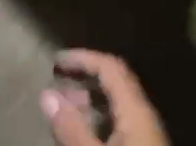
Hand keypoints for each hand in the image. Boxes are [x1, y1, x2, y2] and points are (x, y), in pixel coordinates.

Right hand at [42, 50, 169, 145]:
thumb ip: (71, 129)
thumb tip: (47, 95)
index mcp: (136, 110)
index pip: (110, 67)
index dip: (83, 58)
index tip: (55, 62)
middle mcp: (144, 116)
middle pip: (116, 83)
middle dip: (86, 77)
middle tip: (56, 81)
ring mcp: (147, 136)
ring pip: (118, 106)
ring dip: (91, 102)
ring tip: (63, 110)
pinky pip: (121, 125)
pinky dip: (100, 122)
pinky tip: (83, 137)